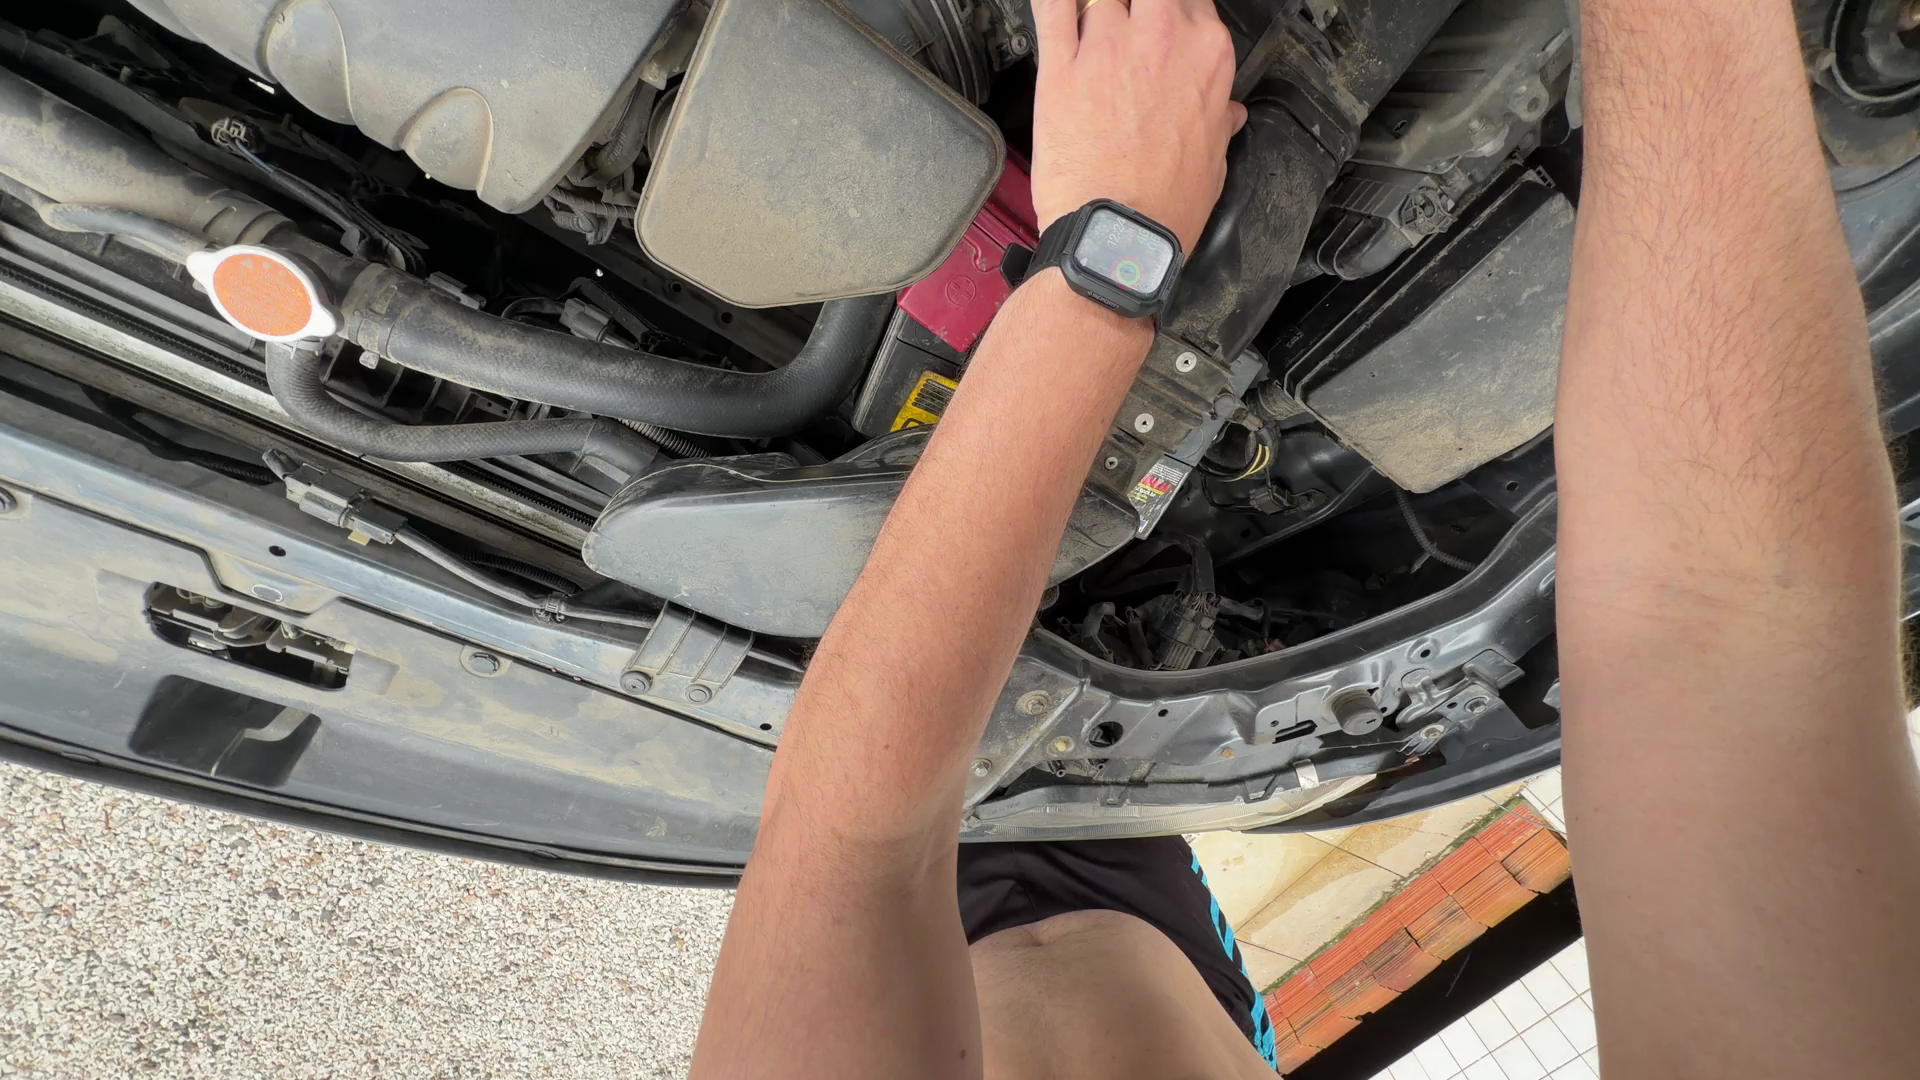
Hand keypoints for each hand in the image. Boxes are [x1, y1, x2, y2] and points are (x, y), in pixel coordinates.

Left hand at [1028, 0, 1245, 254]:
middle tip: (1124, 29)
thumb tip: (1227, 114)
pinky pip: (1051, 6)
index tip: (1156, 28)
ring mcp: (1108, 48)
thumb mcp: (1214, 165)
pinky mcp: (1061, 71)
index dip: (1170, 14)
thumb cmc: (1164, 211)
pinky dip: (1052, 2)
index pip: (1190, 1)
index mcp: (1206, 55)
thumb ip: (1219, 124)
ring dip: (1095, 10)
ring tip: (1089, 30)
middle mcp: (1161, 38)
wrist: (1119, 238)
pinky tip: (1056, 7)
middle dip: (1136, 5)